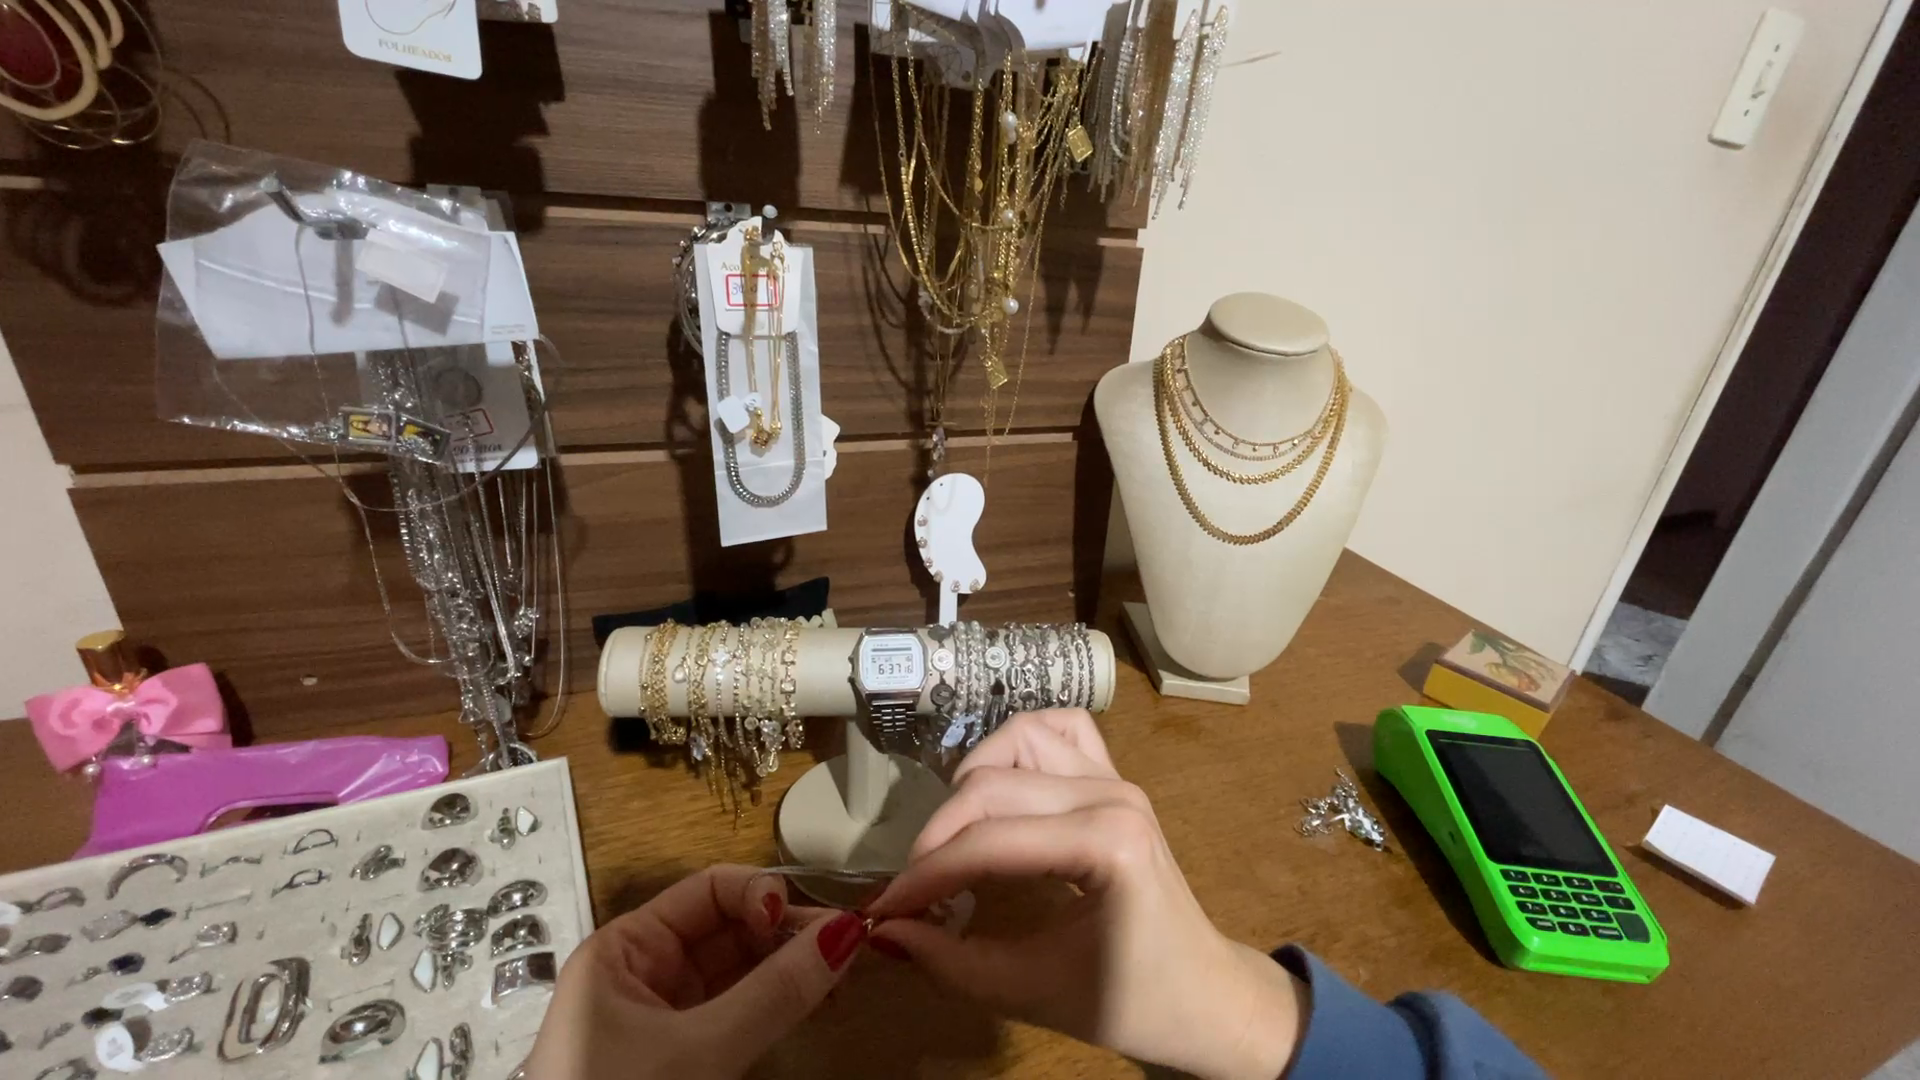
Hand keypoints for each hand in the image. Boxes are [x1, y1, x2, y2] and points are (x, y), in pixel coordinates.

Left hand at [526, 865, 868, 1078]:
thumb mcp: (698, 1054)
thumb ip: (774, 992)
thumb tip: (848, 931)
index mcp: (624, 951)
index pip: (709, 891)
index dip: (762, 895)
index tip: (814, 923)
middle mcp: (644, 973)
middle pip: (729, 927)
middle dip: (788, 932)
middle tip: (849, 945)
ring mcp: (664, 1019)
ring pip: (740, 971)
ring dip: (790, 967)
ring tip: (841, 974)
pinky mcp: (682, 1059)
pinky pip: (738, 1011)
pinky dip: (777, 1004)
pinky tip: (814, 1001)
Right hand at [865, 710, 1307, 1079]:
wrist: (1208, 994)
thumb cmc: (1133, 1001)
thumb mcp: (1036, 993)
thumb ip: (953, 962)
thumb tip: (883, 931)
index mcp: (1107, 846)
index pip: (990, 843)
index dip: (927, 874)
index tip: (885, 909)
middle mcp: (1112, 793)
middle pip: (993, 785)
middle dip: (939, 834)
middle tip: (913, 886)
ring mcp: (1117, 775)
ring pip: (1020, 736)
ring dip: (975, 777)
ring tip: (954, 833)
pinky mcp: (1115, 774)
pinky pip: (1060, 727)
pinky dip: (1019, 741)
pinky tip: (1002, 780)